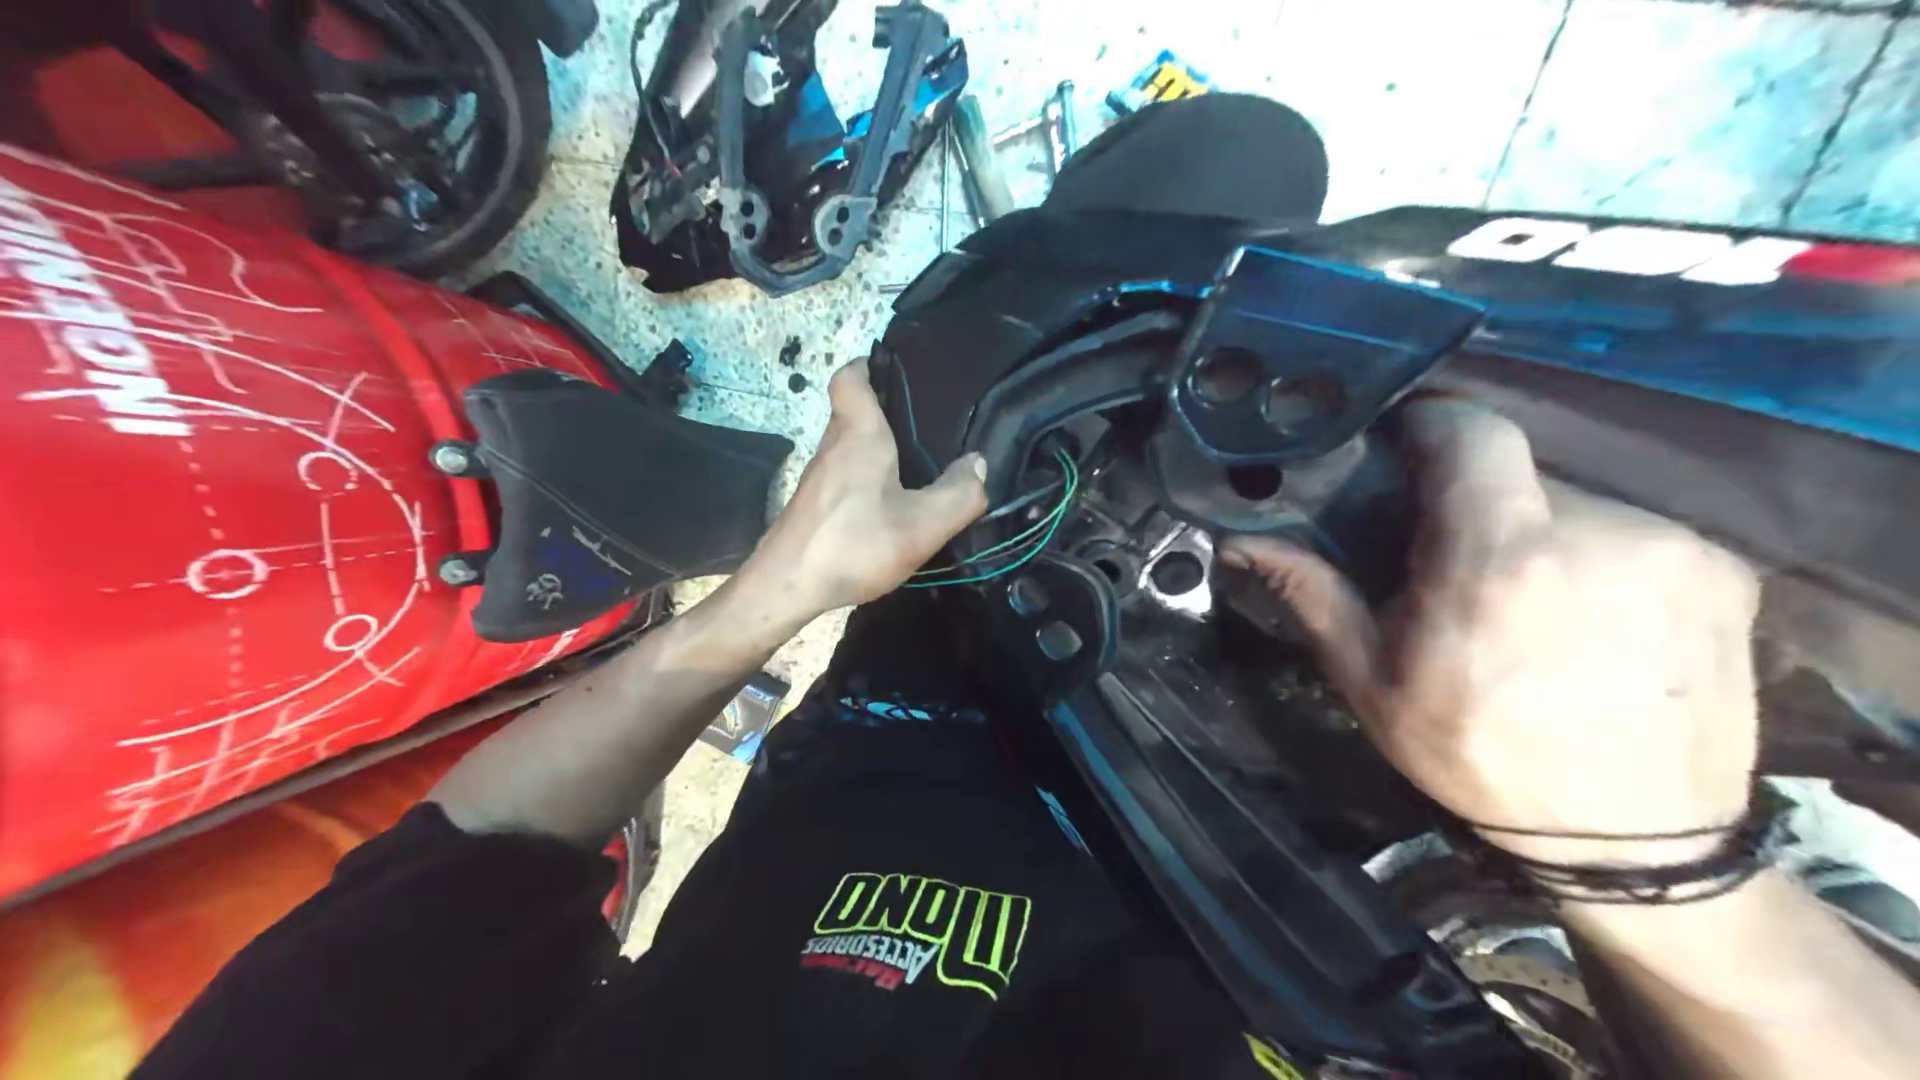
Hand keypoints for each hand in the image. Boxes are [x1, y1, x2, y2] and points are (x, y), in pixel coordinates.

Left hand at [734, 359, 987, 622]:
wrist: (786, 588)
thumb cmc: (854, 544)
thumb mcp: (922, 524)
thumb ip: (959, 494)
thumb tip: (978, 464)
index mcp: (860, 435)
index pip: (850, 377)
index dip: (869, 365)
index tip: (897, 371)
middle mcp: (833, 447)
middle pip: (854, 412)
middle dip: (886, 411)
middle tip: (926, 424)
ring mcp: (819, 478)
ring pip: (850, 446)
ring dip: (878, 448)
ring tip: (916, 464)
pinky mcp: (813, 505)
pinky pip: (845, 475)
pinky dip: (867, 478)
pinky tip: (888, 506)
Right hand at [1223, 399, 1761, 865]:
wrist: (1631, 843)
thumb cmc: (1473, 752)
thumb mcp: (1368, 675)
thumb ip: (1311, 591)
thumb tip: (1241, 541)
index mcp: (1498, 559)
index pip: (1471, 432)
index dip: (1429, 423)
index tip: (1399, 448)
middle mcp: (1599, 534)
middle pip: (1513, 471)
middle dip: (1470, 500)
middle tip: (1442, 553)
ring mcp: (1675, 549)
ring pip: (1571, 500)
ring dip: (1530, 529)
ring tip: (1512, 594)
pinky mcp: (1725, 572)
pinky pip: (1629, 529)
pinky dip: (1589, 552)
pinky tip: (1578, 611)